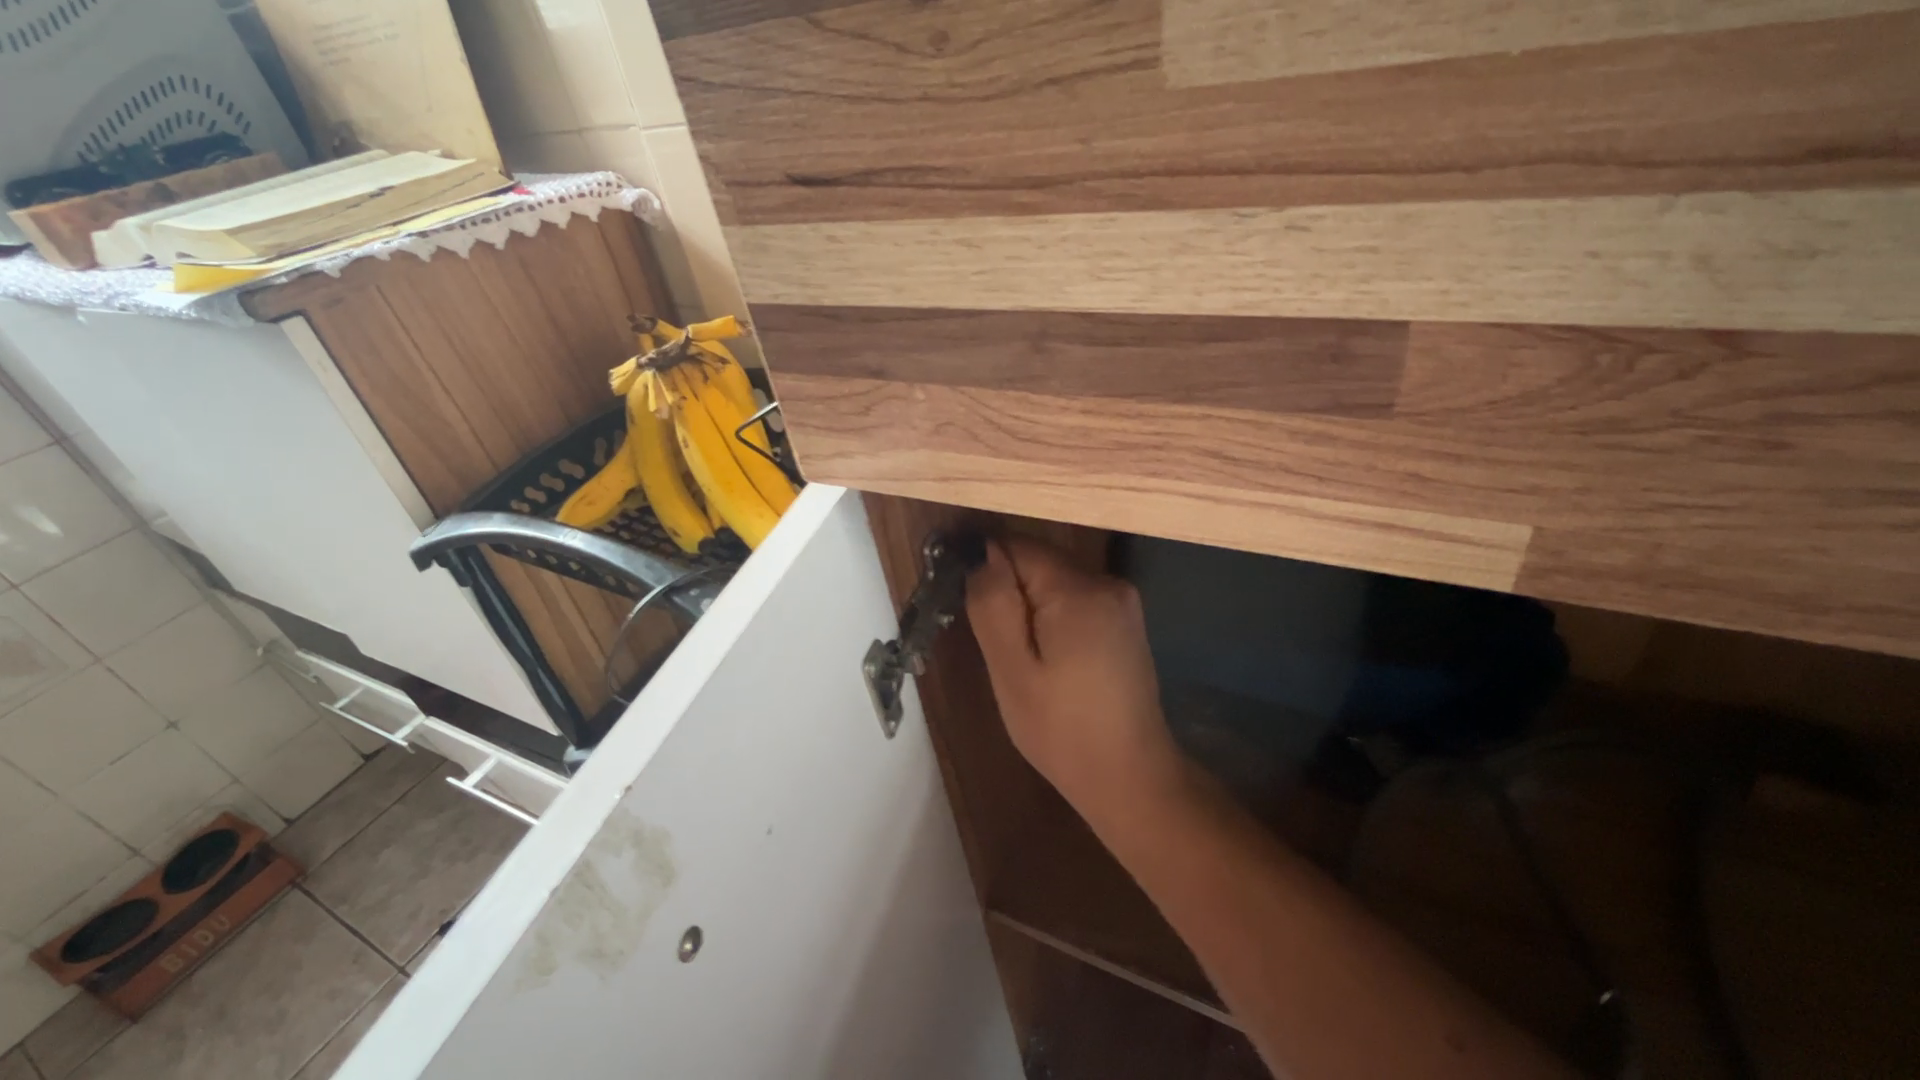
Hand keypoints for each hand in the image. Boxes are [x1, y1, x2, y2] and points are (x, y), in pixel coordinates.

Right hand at [964, 536, 1183, 810]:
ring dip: (1027, 604)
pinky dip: (1050, 617)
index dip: (982, 565)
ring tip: (1015, 654)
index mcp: (1079, 590)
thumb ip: (993, 605)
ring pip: (1054, 581)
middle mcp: (1107, 583)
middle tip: (990, 641)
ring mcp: (1122, 602)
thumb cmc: (1062, 730)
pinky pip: (1073, 601)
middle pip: (1037, 560)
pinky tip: (1045, 658)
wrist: (1130, 777)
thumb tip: (979, 552)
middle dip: (1006, 588)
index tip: (962, 601)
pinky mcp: (1124, 623)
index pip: (1015, 545)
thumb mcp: (1012, 671)